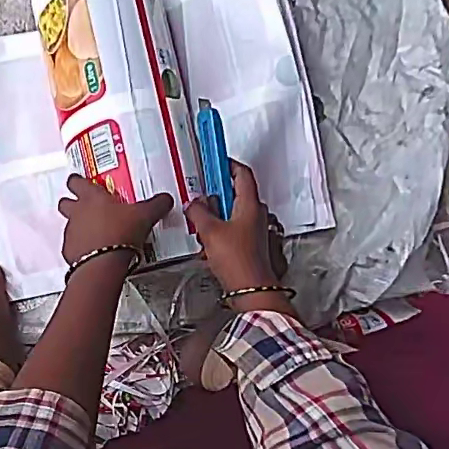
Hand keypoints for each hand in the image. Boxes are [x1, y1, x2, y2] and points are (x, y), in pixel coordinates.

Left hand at [57, 175, 171, 266]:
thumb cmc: (119, 234)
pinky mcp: (70, 252)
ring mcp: (71, 232)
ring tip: (95, 232)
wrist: (104, 263)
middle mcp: (77, 213)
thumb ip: (156, 205)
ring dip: (79, 227)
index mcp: (92, 197)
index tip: (79, 180)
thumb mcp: (144, 215)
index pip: (77, 181)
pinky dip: (81, 248)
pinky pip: (73, 247)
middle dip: (71, 202)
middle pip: (65, 202)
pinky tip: (94, 251)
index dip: (77, 180)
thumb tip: (164, 200)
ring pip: (69, 225)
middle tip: (83, 205)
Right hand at [184, 162, 282, 291]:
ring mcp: (252, 230)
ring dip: (213, 217)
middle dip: (214, 195)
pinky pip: (229, 230)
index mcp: (250, 205)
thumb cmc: (240, 262)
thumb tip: (193, 204)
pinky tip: (207, 243)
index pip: (242, 174)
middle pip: (234, 193)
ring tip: (202, 227)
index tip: (215, 158)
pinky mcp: (247, 244)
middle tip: (201, 197)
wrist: (250, 290)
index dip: (227, 164)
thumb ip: (198, 213)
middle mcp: (255, 215)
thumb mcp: (210, 231)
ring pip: (229, 213)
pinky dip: (216, 232)